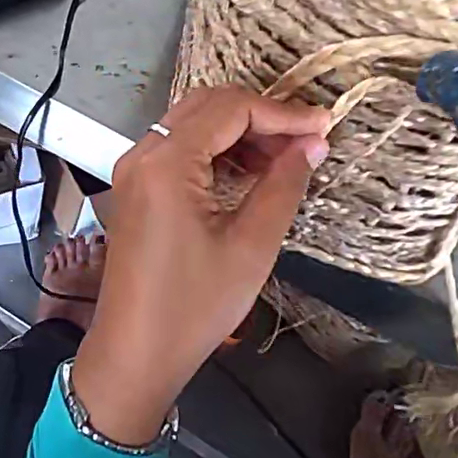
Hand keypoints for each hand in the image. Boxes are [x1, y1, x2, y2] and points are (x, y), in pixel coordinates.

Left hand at [72, 87, 330, 445]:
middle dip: (260, 117)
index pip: (231, 109)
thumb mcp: (251, 245)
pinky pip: (177, 148)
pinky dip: (214, 150)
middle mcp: (142, 153)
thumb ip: (284, 185)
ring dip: (238, 132)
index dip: (283, 113)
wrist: (136, 351)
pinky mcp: (134, 187)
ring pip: (191, 124)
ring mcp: (133, 169)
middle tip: (305, 141)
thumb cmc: (194, 305)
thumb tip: (312, 144)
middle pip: (208, 106)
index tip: (324, 125)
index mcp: (166, 162)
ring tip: (282, 161)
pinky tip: (247, 173)